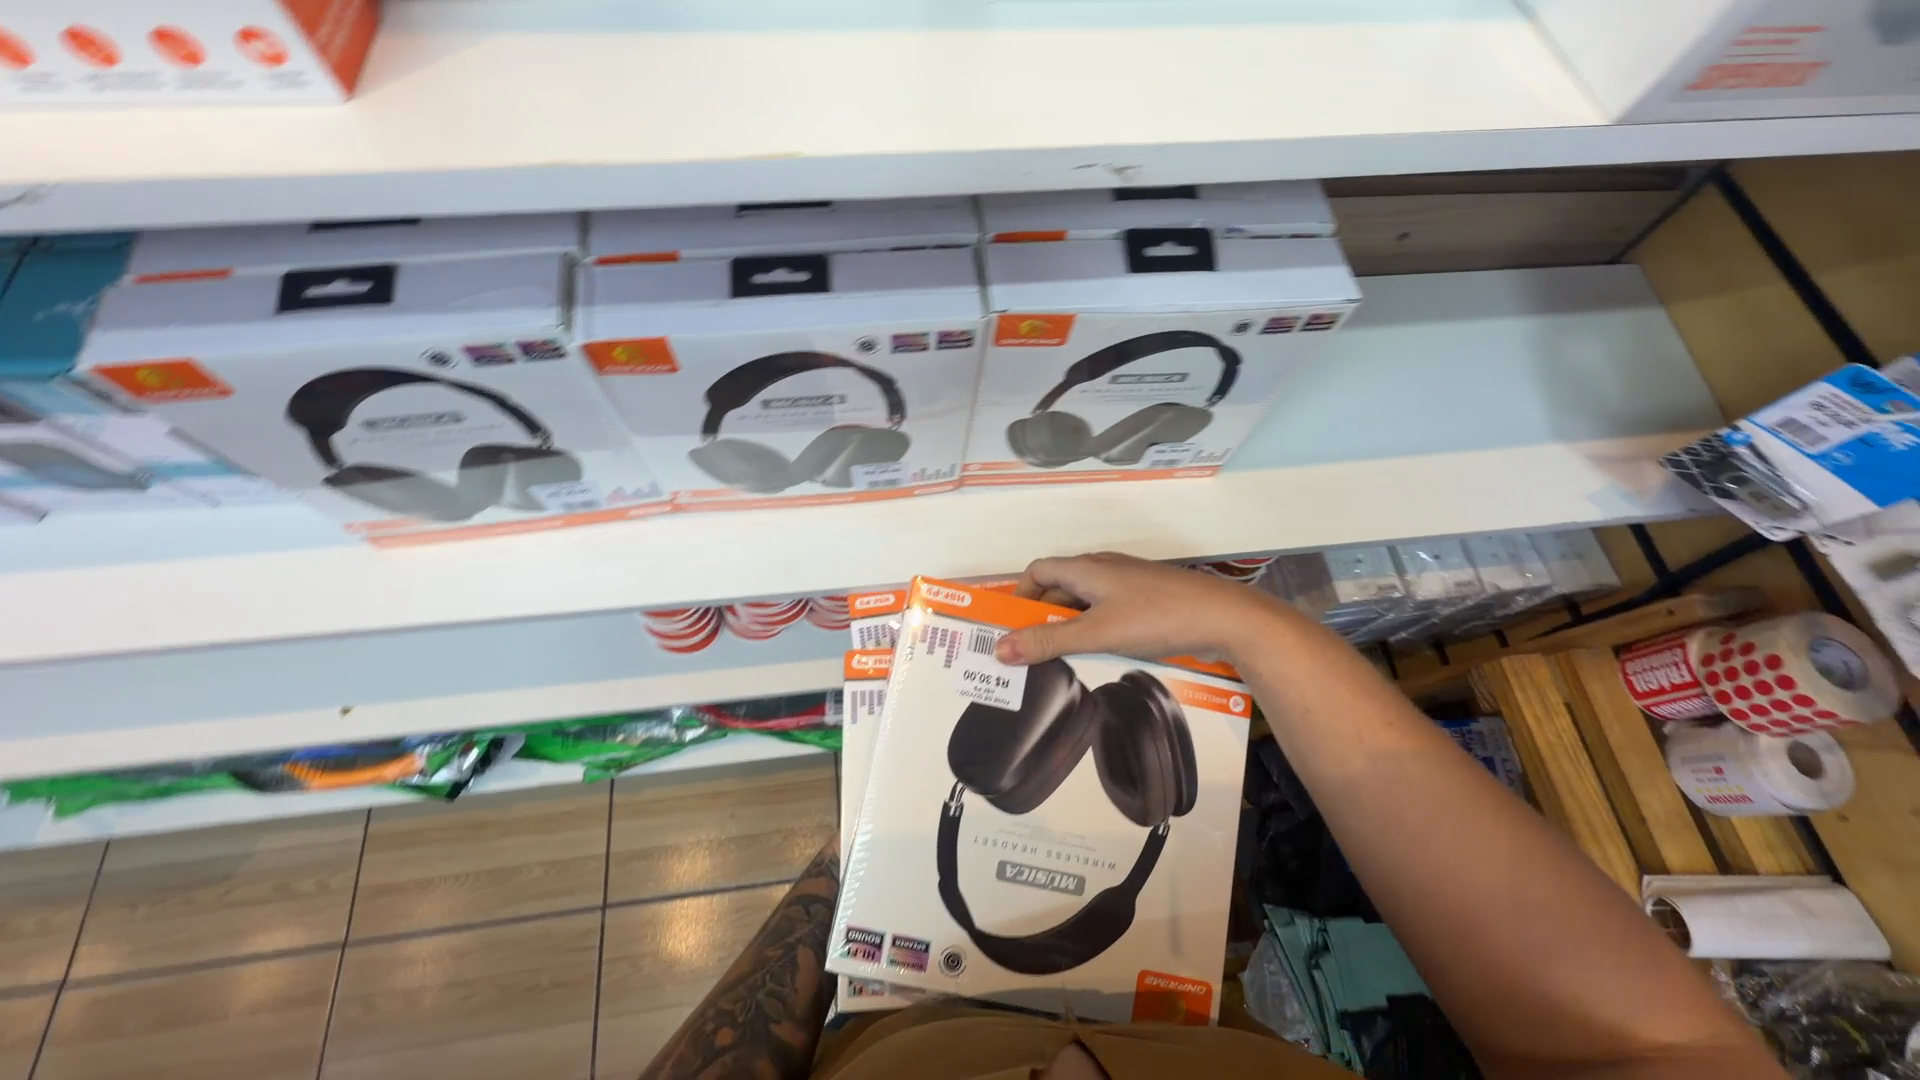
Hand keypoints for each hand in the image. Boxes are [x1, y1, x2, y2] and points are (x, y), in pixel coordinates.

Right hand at [993, 552, 1291, 665]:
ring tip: (1060, 661)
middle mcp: (1104, 570)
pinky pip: (1108, 614)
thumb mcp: (1096, 633)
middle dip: (1041, 618)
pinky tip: (1099, 657)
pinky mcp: (1148, 602)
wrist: (1224, 617)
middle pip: (1059, 588)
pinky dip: (1094, 632)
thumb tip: (1000, 649)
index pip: (1038, 571)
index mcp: (1086, 569)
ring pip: (1085, 604)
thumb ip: (1048, 643)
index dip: (1019, 595)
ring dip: (1068, 628)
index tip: (1010, 627)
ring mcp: (1128, 585)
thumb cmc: (1156, 617)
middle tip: (1030, 653)